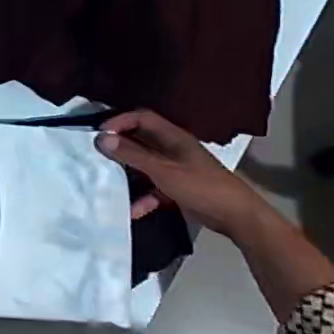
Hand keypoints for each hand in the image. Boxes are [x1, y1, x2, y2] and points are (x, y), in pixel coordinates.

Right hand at [94, 109, 270, 237]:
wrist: (236, 216)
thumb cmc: (201, 186)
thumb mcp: (163, 171)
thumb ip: (133, 155)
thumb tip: (103, 138)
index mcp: (173, 136)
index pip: (142, 118)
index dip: (120, 121)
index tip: (100, 134)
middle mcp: (173, 148)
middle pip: (141, 141)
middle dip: (120, 147)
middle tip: (97, 156)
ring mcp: (176, 169)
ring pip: (146, 166)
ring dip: (129, 174)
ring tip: (107, 182)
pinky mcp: (178, 189)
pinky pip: (154, 189)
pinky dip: (143, 198)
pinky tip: (132, 211)